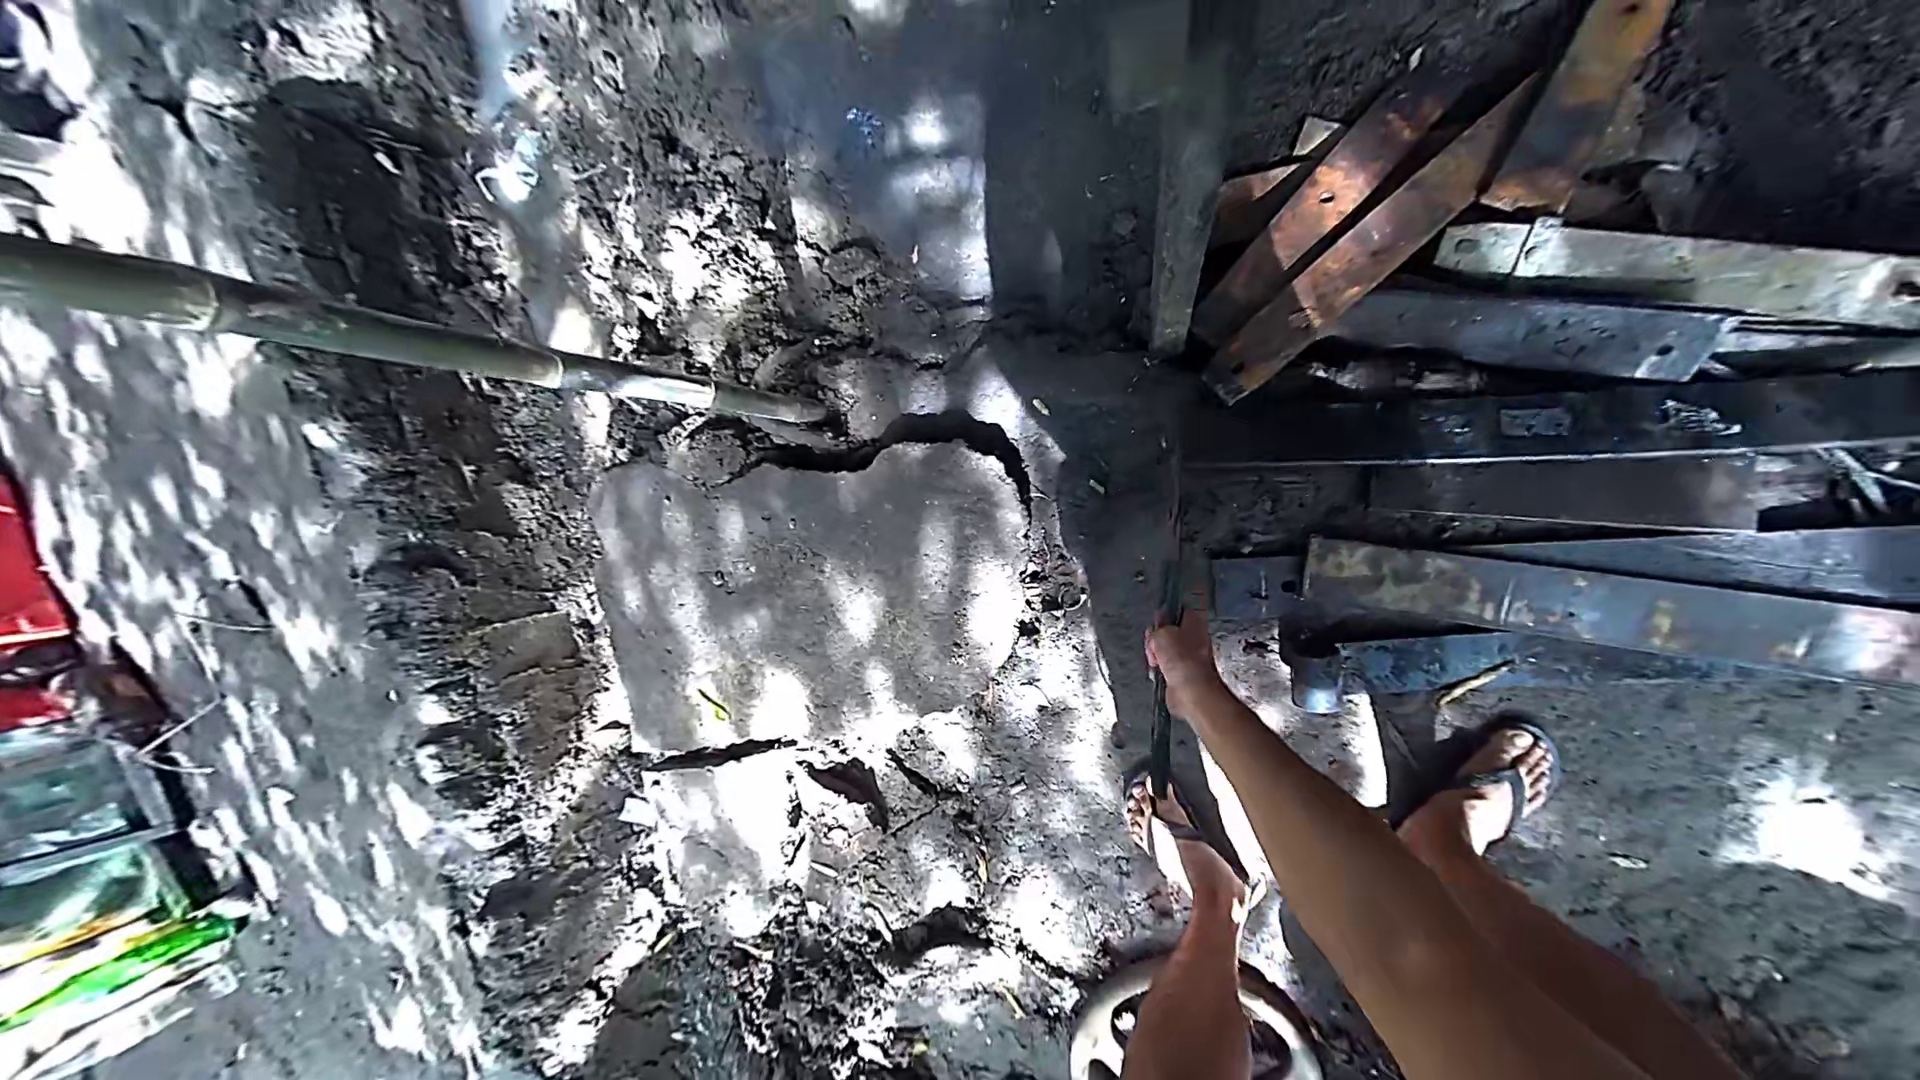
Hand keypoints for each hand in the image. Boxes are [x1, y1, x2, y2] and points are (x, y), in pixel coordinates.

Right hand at [1146, 609, 1223, 719]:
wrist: (1189, 688)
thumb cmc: (1182, 659)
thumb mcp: (1161, 633)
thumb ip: (1157, 628)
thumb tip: (1156, 631)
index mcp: (1195, 622)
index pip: (1181, 610)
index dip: (1166, 614)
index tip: (1157, 620)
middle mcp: (1196, 638)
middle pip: (1170, 630)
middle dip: (1157, 637)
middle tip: (1153, 642)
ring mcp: (1190, 655)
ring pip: (1166, 648)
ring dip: (1156, 653)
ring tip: (1155, 659)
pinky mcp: (1183, 671)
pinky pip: (1166, 663)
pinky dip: (1159, 666)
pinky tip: (1158, 669)